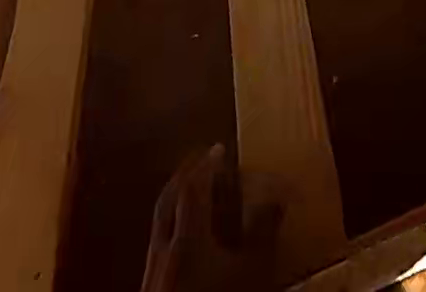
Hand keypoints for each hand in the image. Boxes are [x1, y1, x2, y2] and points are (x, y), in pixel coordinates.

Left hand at [140, 145, 277, 291]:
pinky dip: (173, 227)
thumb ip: (263, 233)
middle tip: (201, 160)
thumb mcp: (253, 273)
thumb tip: (275, 198)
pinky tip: (188, 239)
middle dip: (184, 175)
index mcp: (188, 239)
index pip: (194, 188)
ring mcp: (151, 274)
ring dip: (176, 201)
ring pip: (159, 224)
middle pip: (167, 200)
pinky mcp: (150, 291)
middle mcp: (163, 250)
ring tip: (197, 193)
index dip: (207, 164)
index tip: (220, 148)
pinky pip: (158, 244)